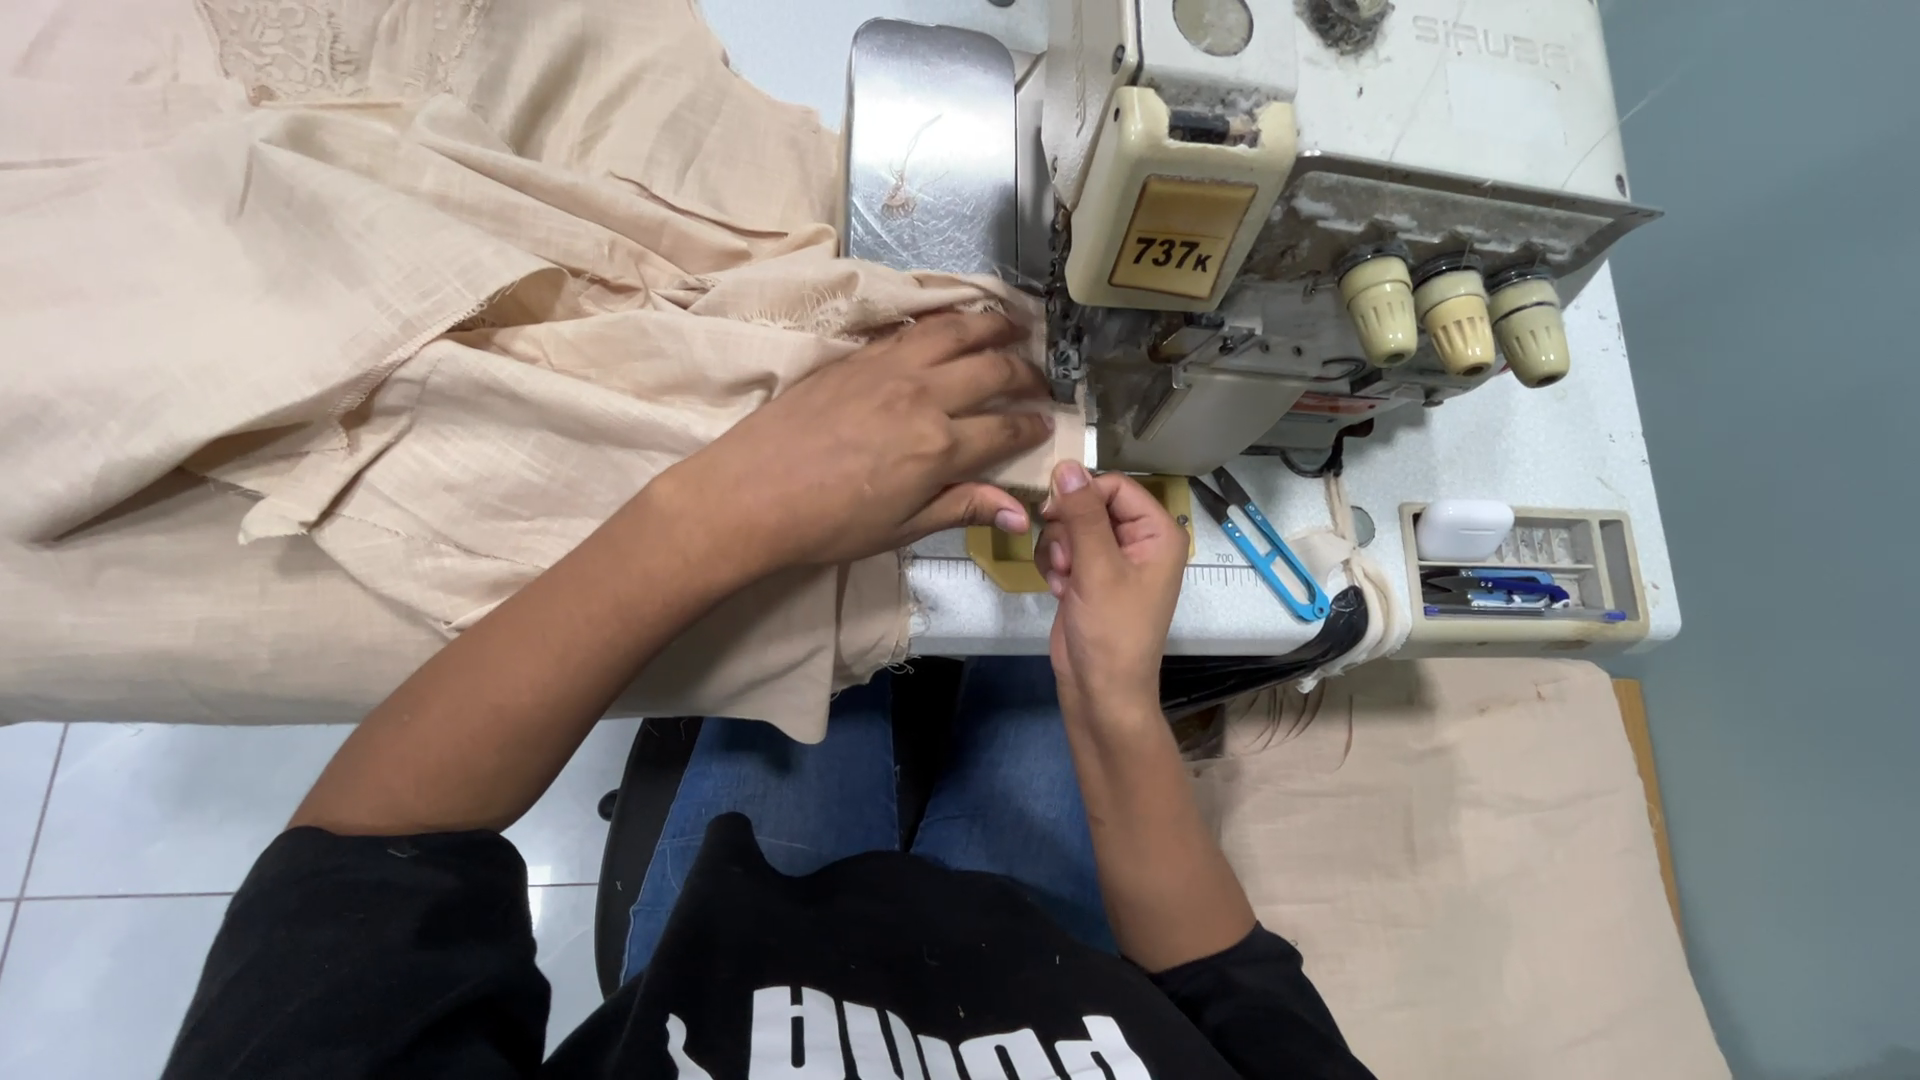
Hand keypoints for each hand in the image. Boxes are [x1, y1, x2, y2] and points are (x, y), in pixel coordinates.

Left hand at [650, 312, 1052, 570]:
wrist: (751, 494)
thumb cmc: (828, 524)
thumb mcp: (901, 528)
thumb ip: (962, 508)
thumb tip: (1021, 514)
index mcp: (939, 447)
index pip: (1006, 429)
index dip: (1033, 426)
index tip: (1046, 424)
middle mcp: (924, 396)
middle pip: (994, 371)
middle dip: (1028, 375)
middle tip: (1040, 382)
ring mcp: (890, 368)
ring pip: (958, 331)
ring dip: (994, 325)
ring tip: (1016, 324)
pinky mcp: (860, 355)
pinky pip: (915, 327)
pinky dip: (945, 319)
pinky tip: (954, 322)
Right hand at [1035, 462, 1188, 714]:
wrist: (1100, 690)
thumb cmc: (1111, 631)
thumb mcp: (1098, 569)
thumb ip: (1082, 515)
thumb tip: (1067, 464)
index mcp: (1157, 532)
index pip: (1116, 486)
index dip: (1082, 494)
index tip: (1054, 513)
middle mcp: (1138, 541)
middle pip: (1090, 504)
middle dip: (1068, 529)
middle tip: (1065, 558)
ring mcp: (1111, 560)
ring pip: (1070, 527)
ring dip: (1058, 549)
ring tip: (1064, 579)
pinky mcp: (1088, 577)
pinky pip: (1063, 550)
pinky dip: (1054, 566)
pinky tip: (1058, 590)